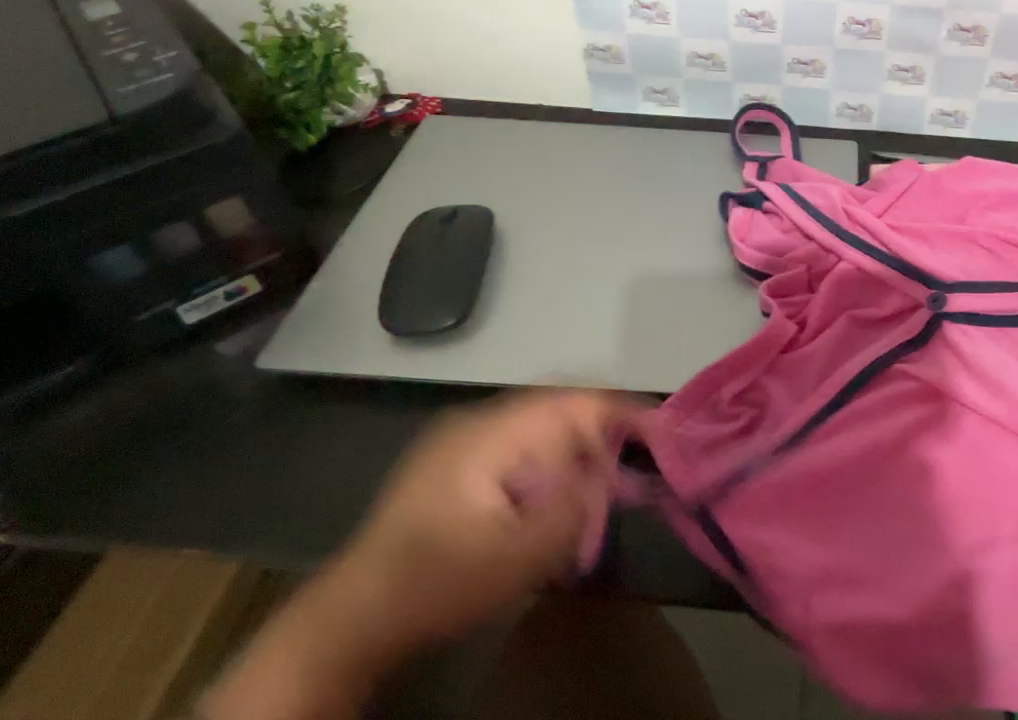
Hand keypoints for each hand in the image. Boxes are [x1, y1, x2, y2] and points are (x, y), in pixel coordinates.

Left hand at [200, 390, 642, 719]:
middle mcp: (475, 422)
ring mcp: (458, 439)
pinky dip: (547, 459)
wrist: (354, 614)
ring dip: (573, 447)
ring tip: (603, 480)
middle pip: (557, 408)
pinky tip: (553, 493)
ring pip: (536, 426)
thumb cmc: (438, 583)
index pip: (572, 403)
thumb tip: (611, 476)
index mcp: (492, 434)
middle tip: (637, 463)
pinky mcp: (450, 463)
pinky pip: (515, 444)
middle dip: (600, 431)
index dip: (621, 413)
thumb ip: (573, 510)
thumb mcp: (518, 559)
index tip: (663, 432)